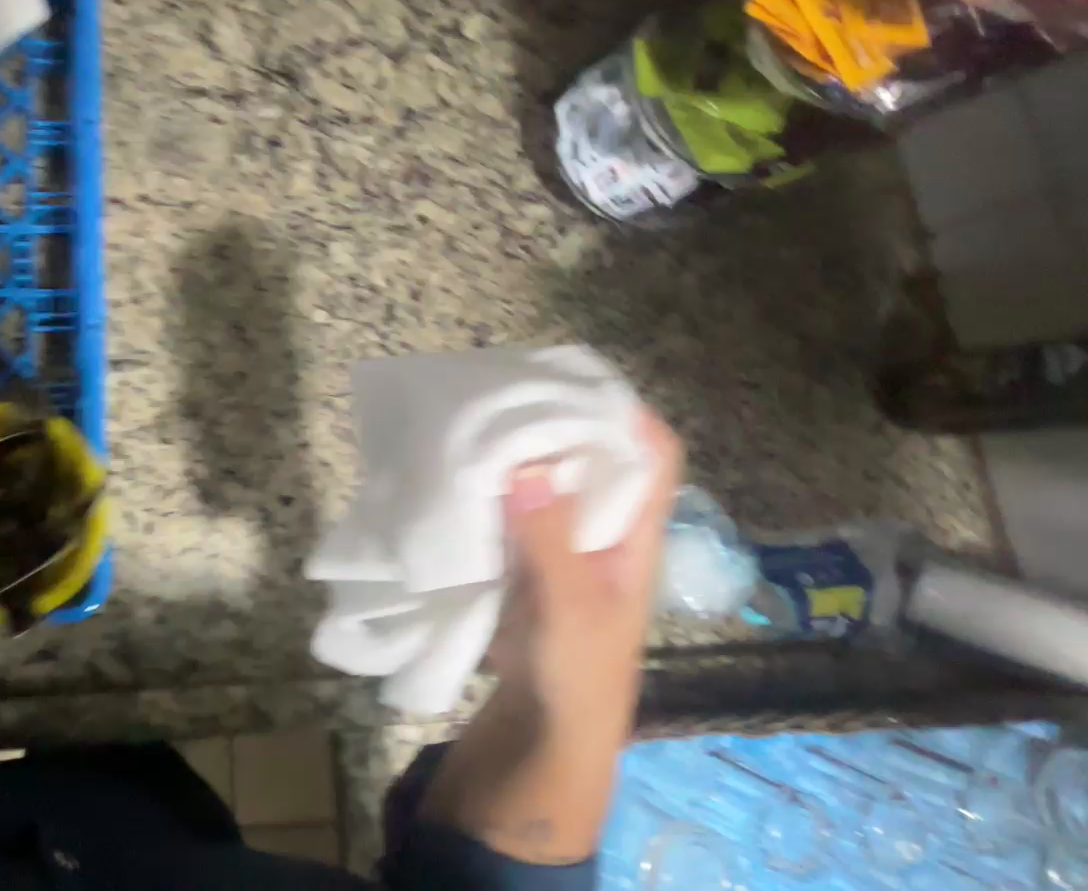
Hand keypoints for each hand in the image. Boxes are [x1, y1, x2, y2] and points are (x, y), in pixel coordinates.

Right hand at [489, 406, 681, 737]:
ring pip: (547, 479)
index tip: (570, 380)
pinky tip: (454, 470)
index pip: (650, 456)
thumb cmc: (575, 670)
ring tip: (473, 419)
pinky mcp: (520, 557)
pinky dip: (488, 484)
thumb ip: (549, 539)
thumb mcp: (569, 608)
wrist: (543, 726)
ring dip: (517, 452)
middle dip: (557, 421)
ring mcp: (558, 542)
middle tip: (504, 390)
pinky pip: (509, 506)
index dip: (624, 413)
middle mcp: (599, 526)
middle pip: (593, 456)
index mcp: (632, 535)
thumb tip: (528, 462)